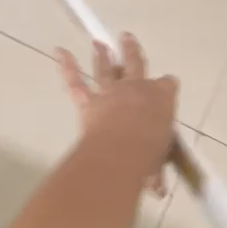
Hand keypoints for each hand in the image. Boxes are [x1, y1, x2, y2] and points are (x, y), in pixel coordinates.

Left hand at [56, 34, 178, 195]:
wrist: (121, 154)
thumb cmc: (148, 158)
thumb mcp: (158, 165)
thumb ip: (156, 172)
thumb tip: (157, 189)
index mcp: (162, 99)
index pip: (168, 86)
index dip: (167, 86)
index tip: (168, 86)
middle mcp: (137, 88)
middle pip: (136, 63)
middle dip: (132, 51)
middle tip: (127, 38)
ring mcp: (112, 92)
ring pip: (107, 68)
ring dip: (103, 56)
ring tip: (98, 43)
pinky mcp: (90, 101)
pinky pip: (76, 82)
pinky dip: (66, 66)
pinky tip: (58, 51)